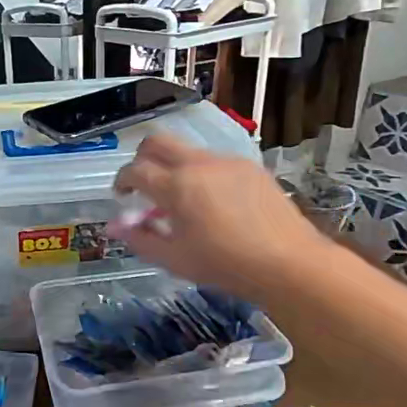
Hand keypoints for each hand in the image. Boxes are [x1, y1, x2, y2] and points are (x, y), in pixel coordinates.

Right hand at [112, 133, 339, 299]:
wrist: (290, 263)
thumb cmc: (225, 265)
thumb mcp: (174, 259)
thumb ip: (140, 238)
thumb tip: (115, 226)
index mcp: (176, 185)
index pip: (135, 170)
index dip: (122, 181)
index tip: (122, 196)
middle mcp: (198, 164)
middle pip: (157, 142)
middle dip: (142, 158)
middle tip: (144, 184)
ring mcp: (227, 162)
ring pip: (187, 151)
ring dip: (174, 167)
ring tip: (183, 201)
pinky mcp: (250, 167)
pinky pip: (214, 162)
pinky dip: (202, 174)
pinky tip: (214, 203)